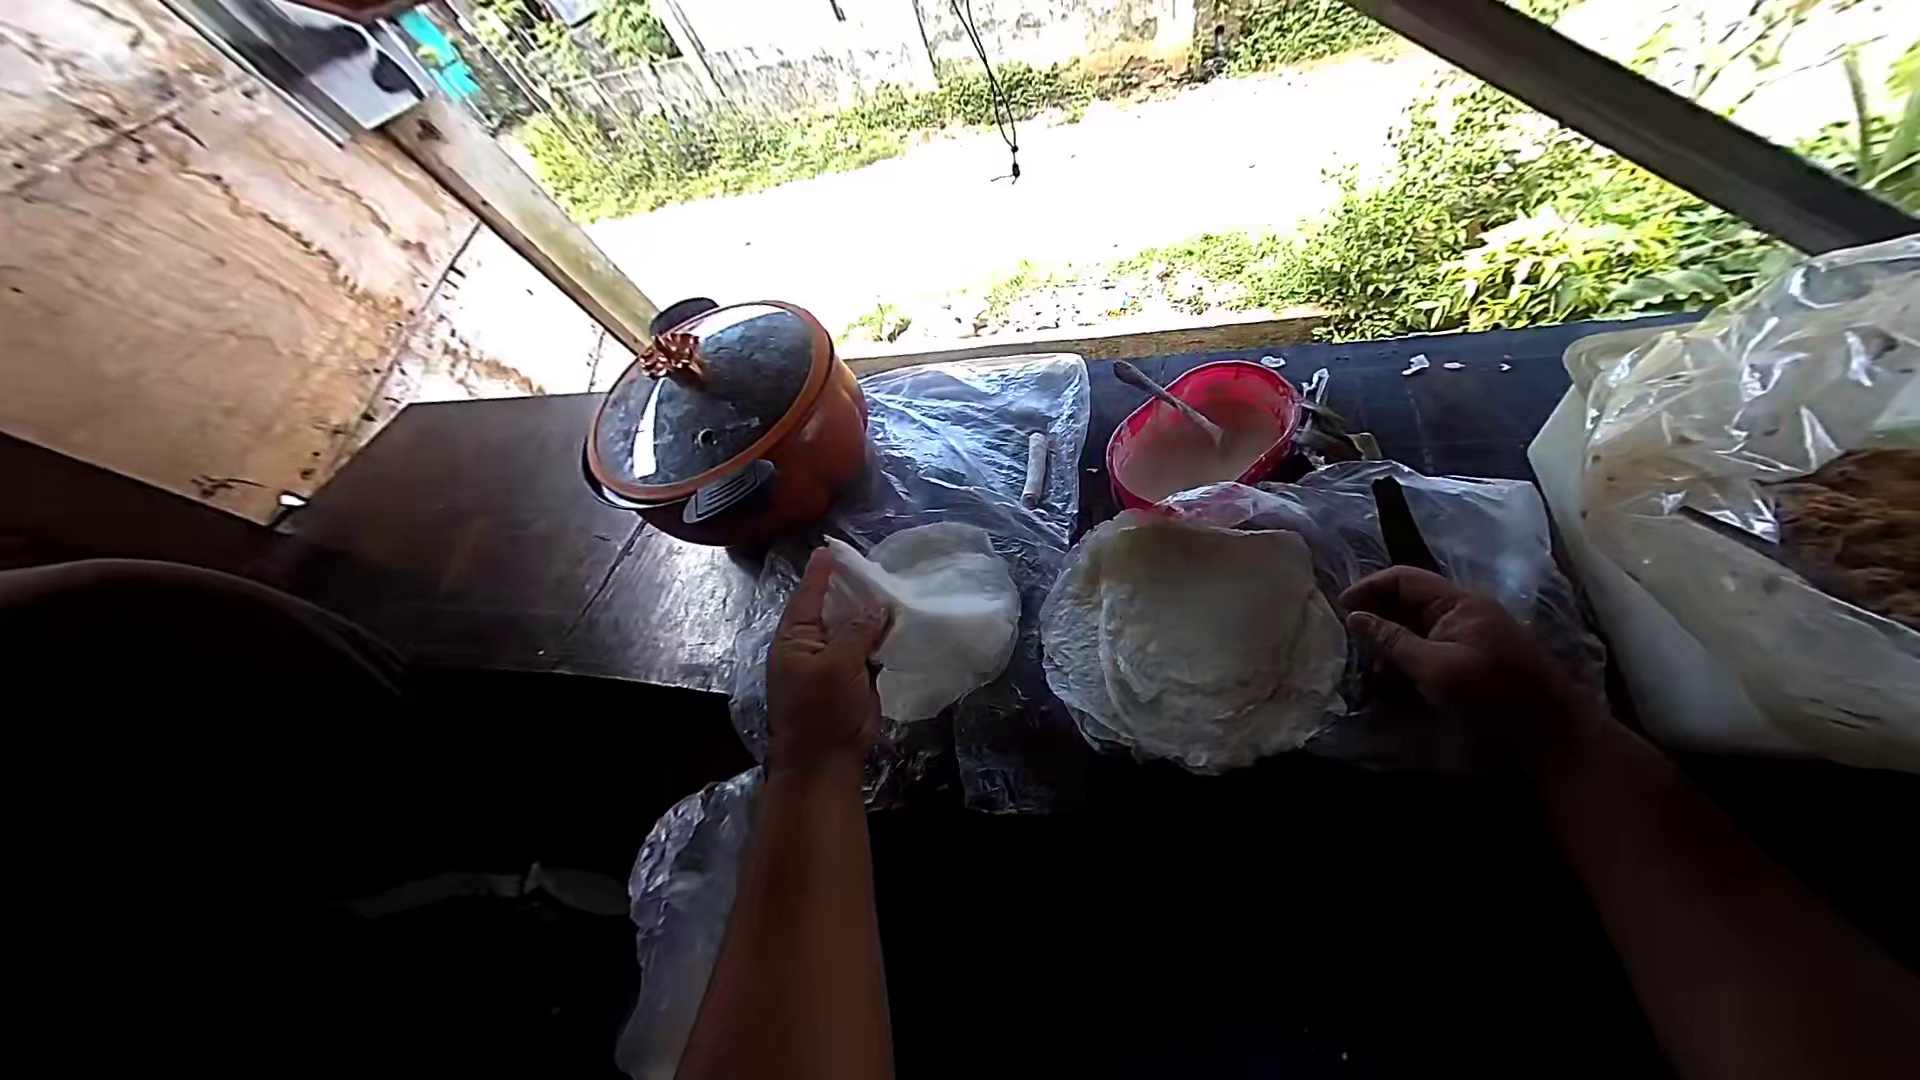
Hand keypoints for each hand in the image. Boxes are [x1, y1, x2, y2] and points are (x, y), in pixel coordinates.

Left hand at [767, 548, 891, 773]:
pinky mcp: (853, 676)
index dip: (820, 573)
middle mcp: (812, 646)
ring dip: (868, 612)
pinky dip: (880, 635)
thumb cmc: (821, 712)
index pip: (807, 597)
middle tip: (870, 564)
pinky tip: (896, 620)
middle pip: (831, 609)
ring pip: (852, 628)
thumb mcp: (836, 667)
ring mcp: (833, 662)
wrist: (827, 761)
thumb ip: (858, 633)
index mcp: (795, 640)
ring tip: (887, 585)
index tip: (829, 549)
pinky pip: (866, 647)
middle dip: (849, 589)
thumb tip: (878, 606)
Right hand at [1339, 566, 1602, 767]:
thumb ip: (1391, 640)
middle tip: (1347, 633)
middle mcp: (1461, 612)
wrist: (1555, 737)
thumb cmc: (1495, 696)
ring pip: (1412, 623)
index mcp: (1459, 604)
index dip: (1368, 587)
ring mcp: (1466, 635)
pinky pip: (1424, 643)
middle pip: (1405, 598)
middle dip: (1374, 611)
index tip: (1341, 608)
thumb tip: (1353, 616)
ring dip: (1385, 635)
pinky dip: (1401, 652)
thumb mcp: (1435, 668)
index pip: (1403, 579)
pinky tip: (1387, 672)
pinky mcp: (1466, 657)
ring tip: (1363, 657)